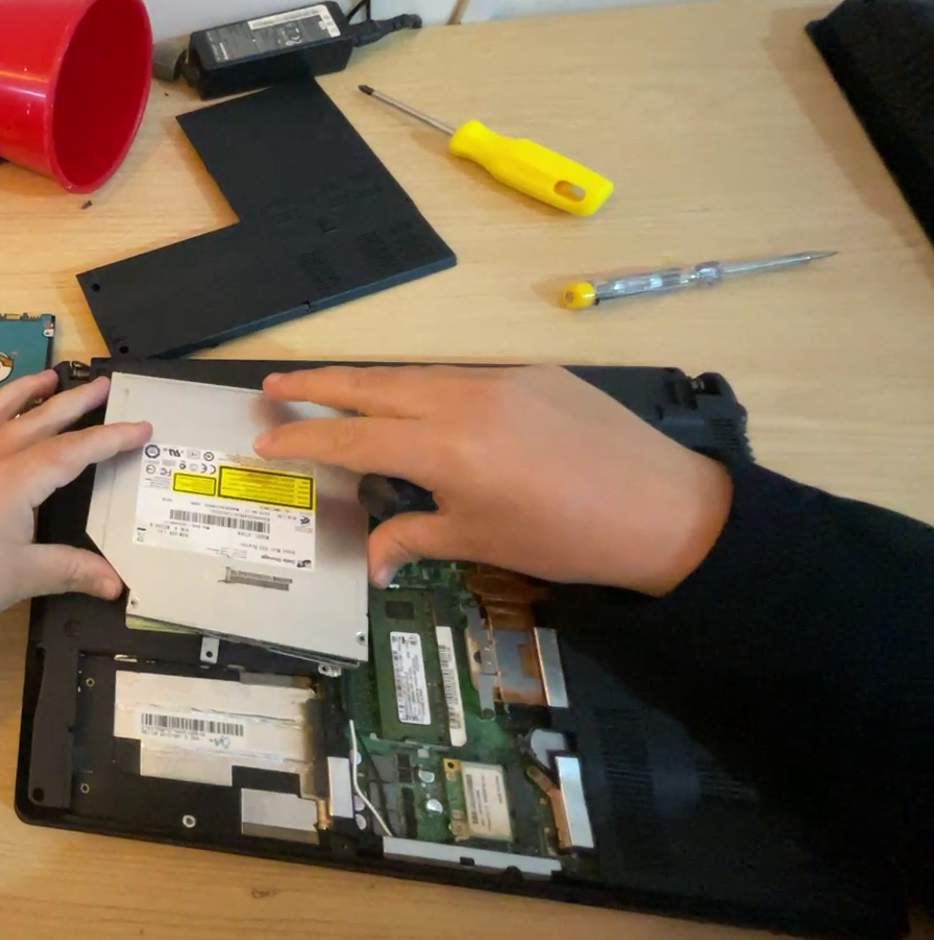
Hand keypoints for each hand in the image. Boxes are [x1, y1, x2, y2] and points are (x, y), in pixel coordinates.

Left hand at [0, 372, 151, 625]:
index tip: (141, 426)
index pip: (75, 451)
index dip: (110, 438)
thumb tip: (116, 583)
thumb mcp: (25, 575)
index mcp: (18, 479)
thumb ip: (72, 570)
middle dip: (75, 401)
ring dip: (24, 391)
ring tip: (46, 377)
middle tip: (102, 384)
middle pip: (41, 419)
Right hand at [253, 365, 732, 594]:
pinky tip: (412, 404)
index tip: (266, 440)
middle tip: (271, 385)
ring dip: (360, 381)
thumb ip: (410, 539)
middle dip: (313, 384)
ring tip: (327, 387)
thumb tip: (371, 565)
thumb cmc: (564, 538)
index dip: (302, 439)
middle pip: (367, 385)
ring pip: (407, 374)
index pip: (350, 438)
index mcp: (444, 450)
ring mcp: (495, 380)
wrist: (673, 512)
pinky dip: (415, 387)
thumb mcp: (478, 541)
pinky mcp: (527, 374)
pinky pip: (453, 375)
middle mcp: (461, 401)